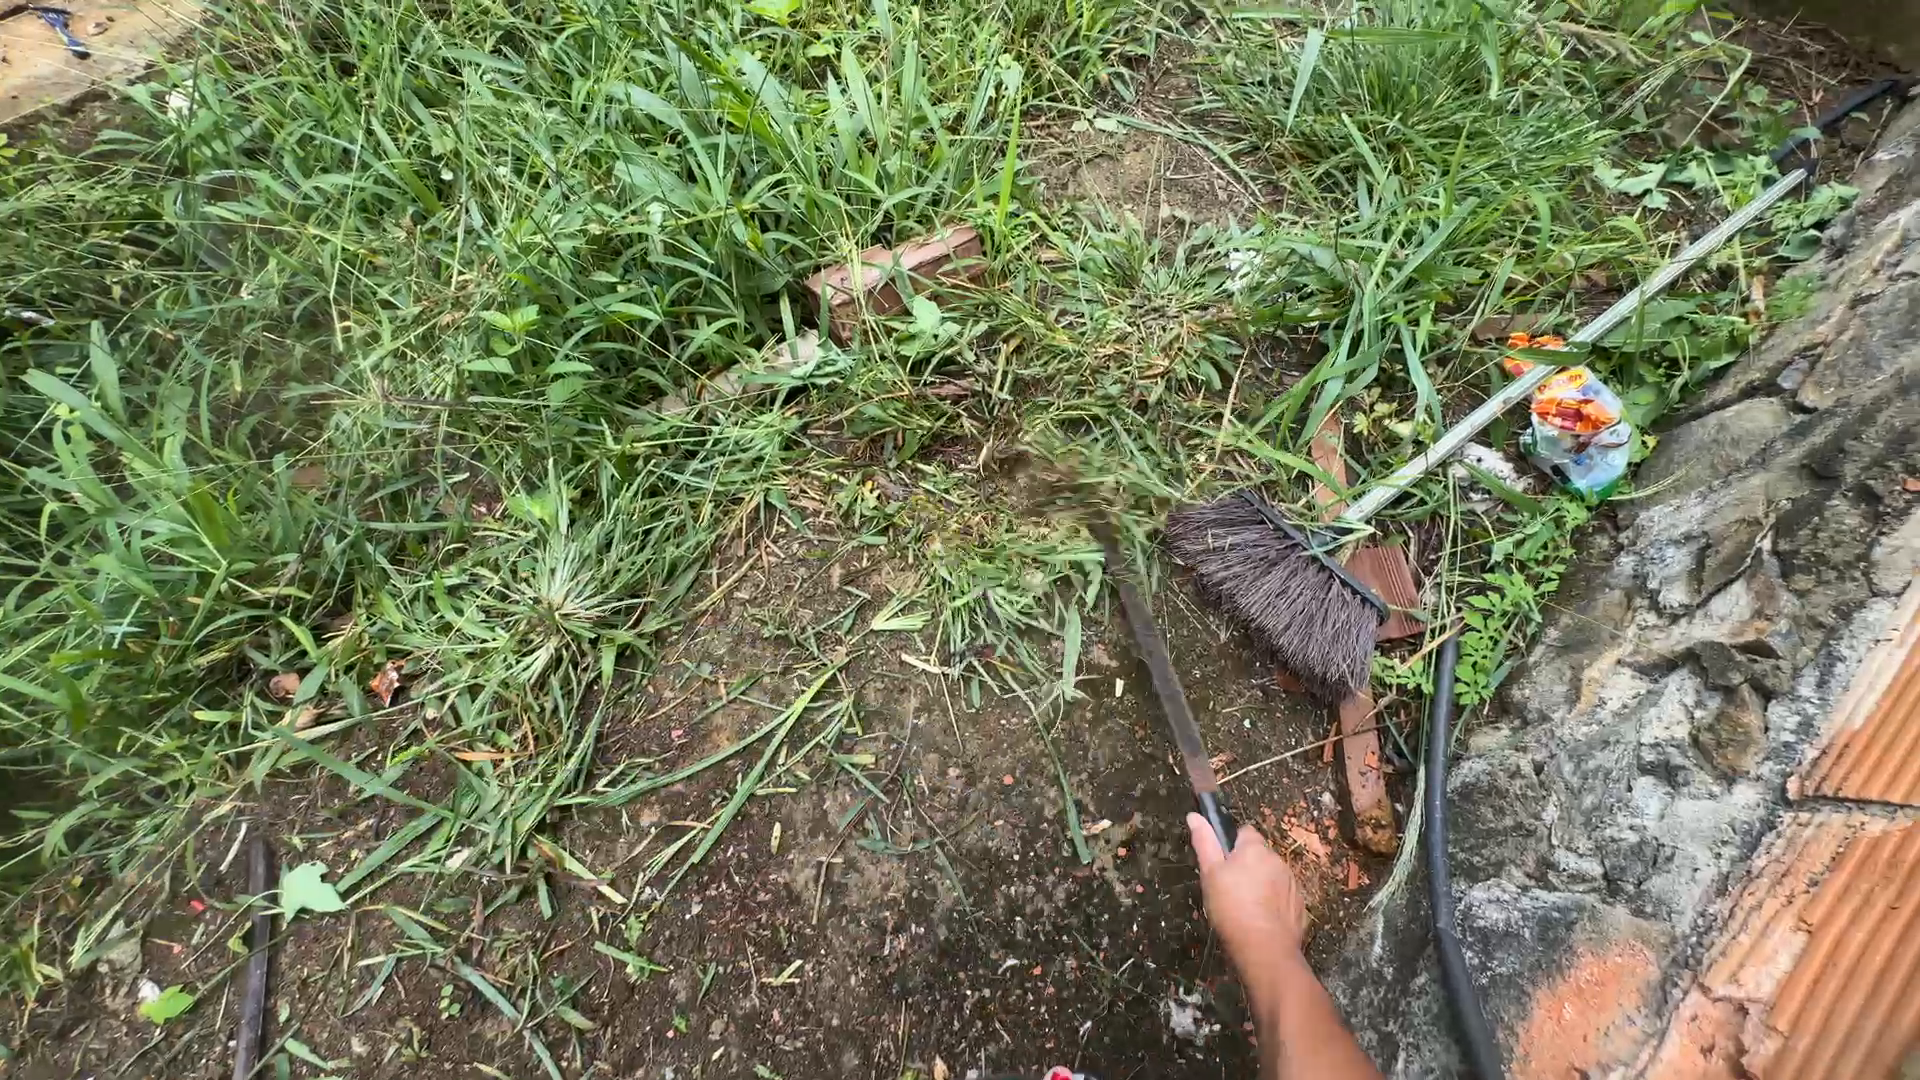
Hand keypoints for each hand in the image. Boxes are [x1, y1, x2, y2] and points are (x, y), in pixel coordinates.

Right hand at [1186, 812, 1307, 965]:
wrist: (1265, 950)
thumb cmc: (1232, 907)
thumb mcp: (1210, 873)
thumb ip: (1204, 842)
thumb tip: (1195, 816)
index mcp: (1255, 849)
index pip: (1244, 832)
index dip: (1232, 844)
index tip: (1222, 862)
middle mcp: (1278, 860)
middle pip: (1259, 855)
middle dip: (1247, 865)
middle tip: (1229, 886)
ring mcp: (1292, 884)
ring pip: (1272, 876)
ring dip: (1261, 883)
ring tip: (1245, 906)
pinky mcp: (1300, 907)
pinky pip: (1283, 897)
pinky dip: (1273, 902)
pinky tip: (1261, 919)